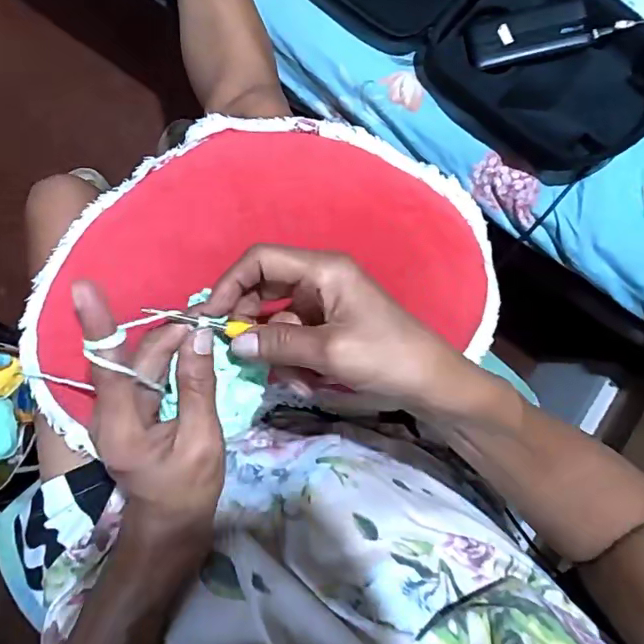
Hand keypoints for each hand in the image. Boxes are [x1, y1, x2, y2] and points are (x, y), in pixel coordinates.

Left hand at [73, 281, 224, 561]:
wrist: (169, 530)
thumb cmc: (186, 491)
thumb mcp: (201, 440)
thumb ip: (198, 387)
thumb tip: (200, 336)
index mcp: (120, 422)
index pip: (106, 364)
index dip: (97, 324)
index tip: (82, 288)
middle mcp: (109, 412)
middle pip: (134, 358)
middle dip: (168, 332)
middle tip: (205, 314)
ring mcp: (117, 412)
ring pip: (141, 363)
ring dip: (170, 342)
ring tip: (202, 324)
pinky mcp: (130, 413)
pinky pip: (146, 375)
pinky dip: (168, 358)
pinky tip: (189, 346)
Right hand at [201, 245, 481, 415]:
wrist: (432, 383)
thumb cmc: (386, 357)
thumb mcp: (328, 352)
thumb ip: (277, 344)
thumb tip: (232, 342)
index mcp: (323, 269)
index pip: (261, 259)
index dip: (231, 283)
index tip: (212, 316)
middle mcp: (320, 278)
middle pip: (264, 288)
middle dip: (249, 321)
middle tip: (238, 352)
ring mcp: (324, 303)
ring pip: (277, 319)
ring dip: (275, 348)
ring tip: (291, 378)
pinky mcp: (329, 326)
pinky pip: (294, 336)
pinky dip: (292, 358)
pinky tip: (307, 382)